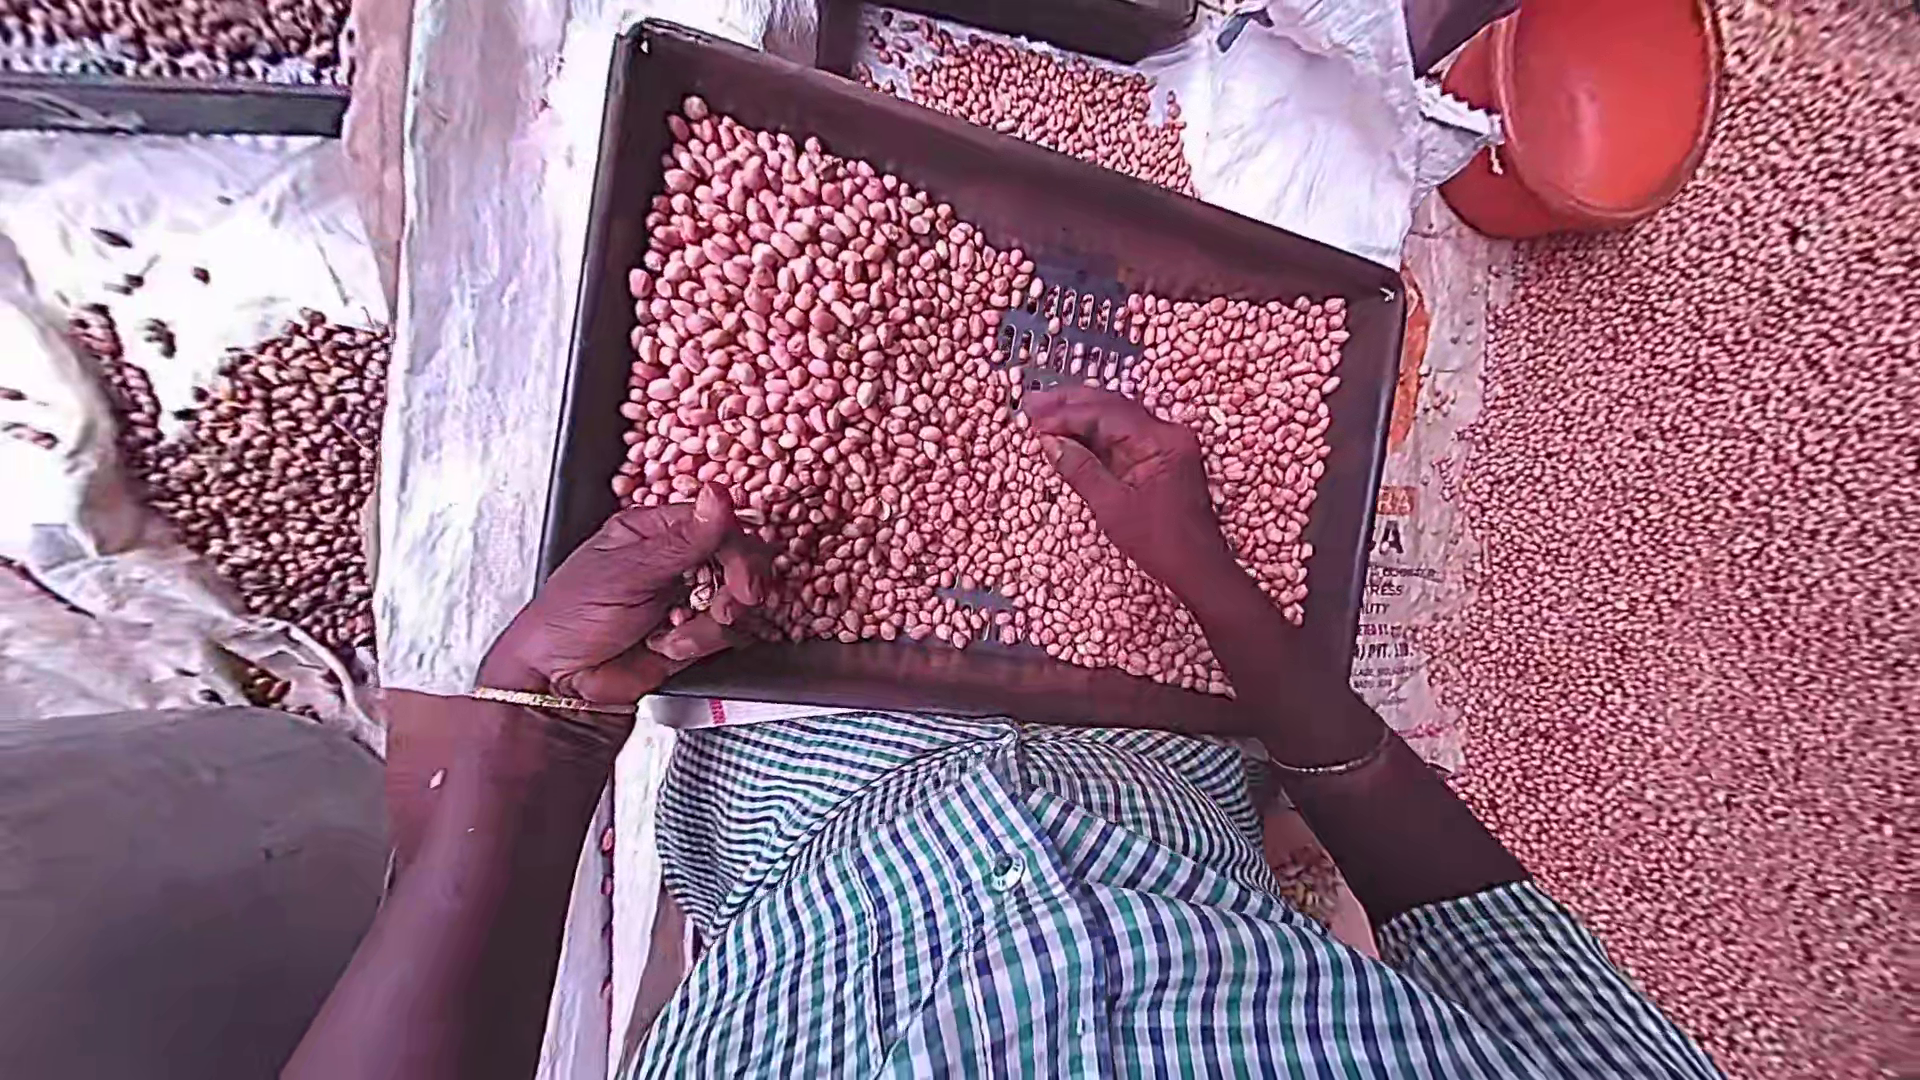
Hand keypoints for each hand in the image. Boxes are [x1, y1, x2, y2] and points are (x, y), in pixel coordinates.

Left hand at [478, 483, 768, 704]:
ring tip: (677, 634)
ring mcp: (689, 595)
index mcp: (655, 532)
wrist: (560, 685)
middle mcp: (678, 559)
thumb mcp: (627, 572)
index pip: (718, 525)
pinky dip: (703, 642)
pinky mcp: (698, 630)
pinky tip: (670, 645)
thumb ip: (683, 540)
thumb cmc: (571, 620)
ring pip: (738, 598)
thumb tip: (720, 497)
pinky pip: (730, 631)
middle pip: (738, 560)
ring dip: (712, 623)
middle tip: (725, 610)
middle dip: (735, 589)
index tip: (743, 578)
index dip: (737, 550)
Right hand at [1026, 384, 1238, 597]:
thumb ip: (1080, 469)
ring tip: (1043, 412)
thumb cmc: (1159, 542)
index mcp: (1161, 441)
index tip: (1035, 418)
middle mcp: (1167, 433)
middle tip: (1033, 402)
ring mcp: (1165, 444)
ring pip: (1116, 418)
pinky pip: (1122, 436)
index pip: (1107, 414)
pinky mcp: (1159, 457)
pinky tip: (1069, 433)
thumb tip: (1049, 442)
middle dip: (1070, 403)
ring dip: (1079, 415)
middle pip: (1112, 406)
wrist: (1198, 567)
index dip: (1066, 414)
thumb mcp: (1112, 507)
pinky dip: (1093, 434)